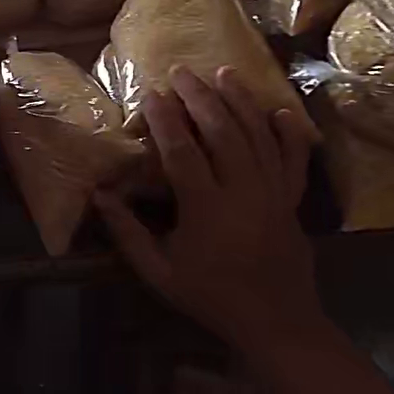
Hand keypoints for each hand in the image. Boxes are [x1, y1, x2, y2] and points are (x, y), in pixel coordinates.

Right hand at [96, 67, 324, 357]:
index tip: (153, 93)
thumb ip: (128, 233)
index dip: (166, 120)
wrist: (276, 322)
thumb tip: (100, 195)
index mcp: (207, 209)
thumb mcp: (159, 273)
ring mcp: (274, 192)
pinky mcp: (293, 199)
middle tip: (183, 71)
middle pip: (223, 132)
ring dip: (240, 101)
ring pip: (258, 136)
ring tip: (224, 72)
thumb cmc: (211, 296)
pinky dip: (288, 132)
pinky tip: (279, 109)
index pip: (183, 152)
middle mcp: (244, 192)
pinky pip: (294, 159)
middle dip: (201, 97)